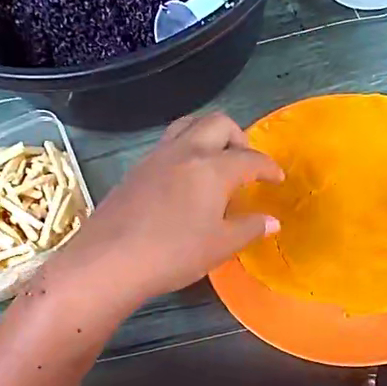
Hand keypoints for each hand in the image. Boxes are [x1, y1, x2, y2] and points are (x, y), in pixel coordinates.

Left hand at [55, 112, 281, 302]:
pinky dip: (187, 150)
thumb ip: (250, 228)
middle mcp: (186, 152)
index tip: (277, 179)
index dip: (269, 167)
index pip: (250, 158)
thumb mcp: (221, 246)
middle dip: (239, 138)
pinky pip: (169, 144)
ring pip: (189, 125)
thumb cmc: (174, 254)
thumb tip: (271, 221)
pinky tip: (187, 181)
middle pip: (218, 124)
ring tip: (217, 163)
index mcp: (213, 168)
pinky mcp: (136, 169)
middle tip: (245, 165)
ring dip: (210, 135)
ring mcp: (157, 157)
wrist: (109, 262)